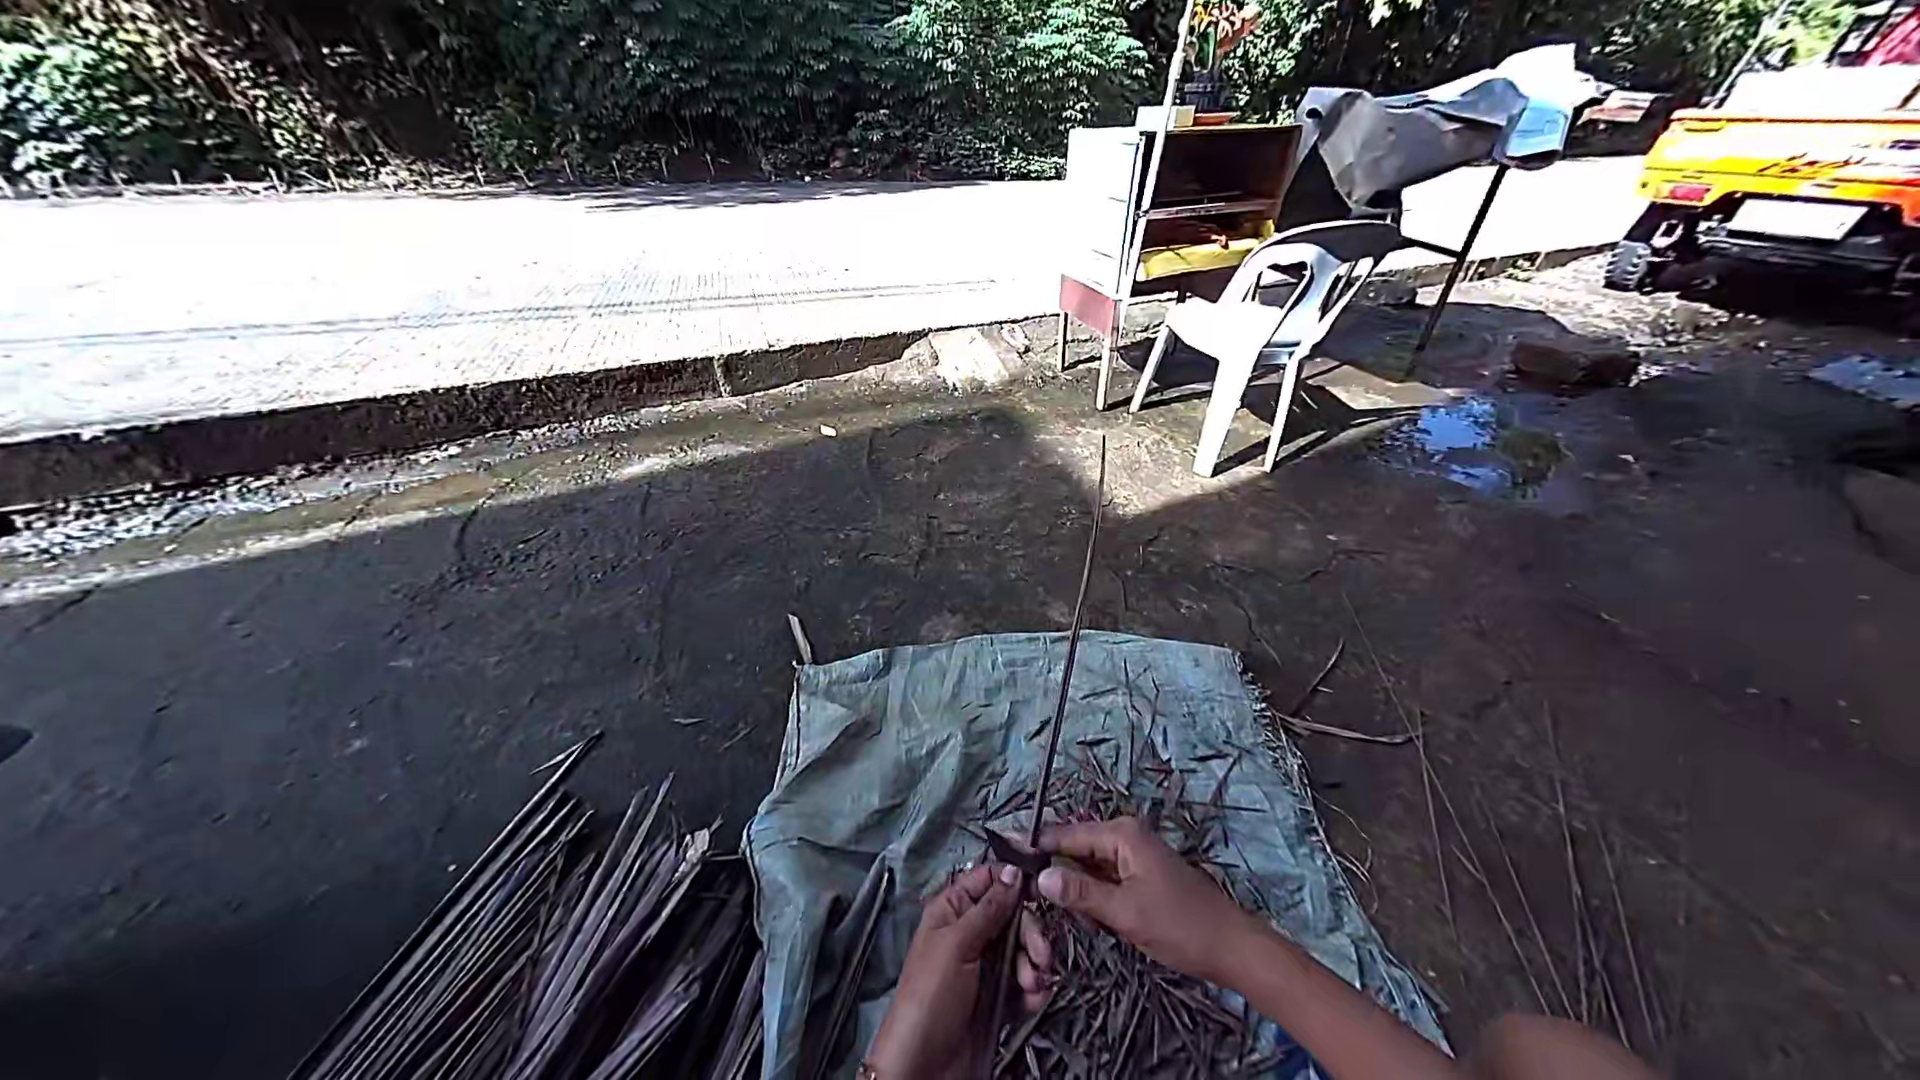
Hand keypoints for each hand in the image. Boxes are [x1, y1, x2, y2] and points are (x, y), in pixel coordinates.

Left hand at [866, 864, 1053, 1078]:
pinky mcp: (998, 996)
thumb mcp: (957, 944)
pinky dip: (1034, 989)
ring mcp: (985, 965)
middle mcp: (970, 932)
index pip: (988, 880)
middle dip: (1030, 932)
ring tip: (1032, 983)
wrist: (924, 1070)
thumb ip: (989, 908)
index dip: (1013, 882)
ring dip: (1034, 963)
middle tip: (1039, 953)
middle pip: (1013, 915)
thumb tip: (1013, 871)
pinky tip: (1034, 997)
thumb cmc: (930, 997)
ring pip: (1022, 948)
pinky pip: (1025, 982)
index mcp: (953, 910)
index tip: (1039, 890)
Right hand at [1037, 816, 1260, 984]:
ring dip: (1082, 895)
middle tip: (1056, 910)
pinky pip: (1103, 880)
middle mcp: (1123, 835)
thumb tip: (1039, 877)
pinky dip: (1098, 900)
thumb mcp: (1124, 912)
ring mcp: (1131, 854)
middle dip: (1063, 880)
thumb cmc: (1179, 926)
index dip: (1036, 846)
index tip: (1006, 857)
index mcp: (1120, 833)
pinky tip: (1106, 923)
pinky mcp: (1137, 874)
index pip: (1065, 834)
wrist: (1231, 948)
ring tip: (1095, 924)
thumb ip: (1080, 893)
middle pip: (1074, 851)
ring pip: (1087, 869)